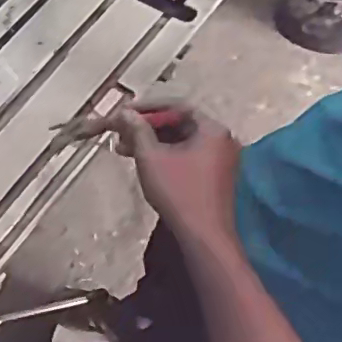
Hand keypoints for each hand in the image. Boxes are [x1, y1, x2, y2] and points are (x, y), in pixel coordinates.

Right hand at [83, 101, 241, 244]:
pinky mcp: (213, 175)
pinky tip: (142, 162)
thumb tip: (124, 112)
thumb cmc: (177, 191)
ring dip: (151, 141)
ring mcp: (220, 158)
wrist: (202, 234)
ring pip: (180, 140)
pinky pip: (186, 154)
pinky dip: (163, 154)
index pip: (177, 106)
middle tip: (120, 132)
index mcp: (211, 130)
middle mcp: (221, 139)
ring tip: (124, 148)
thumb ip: (137, 130)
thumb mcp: (150, 156)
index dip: (147, 107)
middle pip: (179, 122)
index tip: (123, 112)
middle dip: (146, 126)